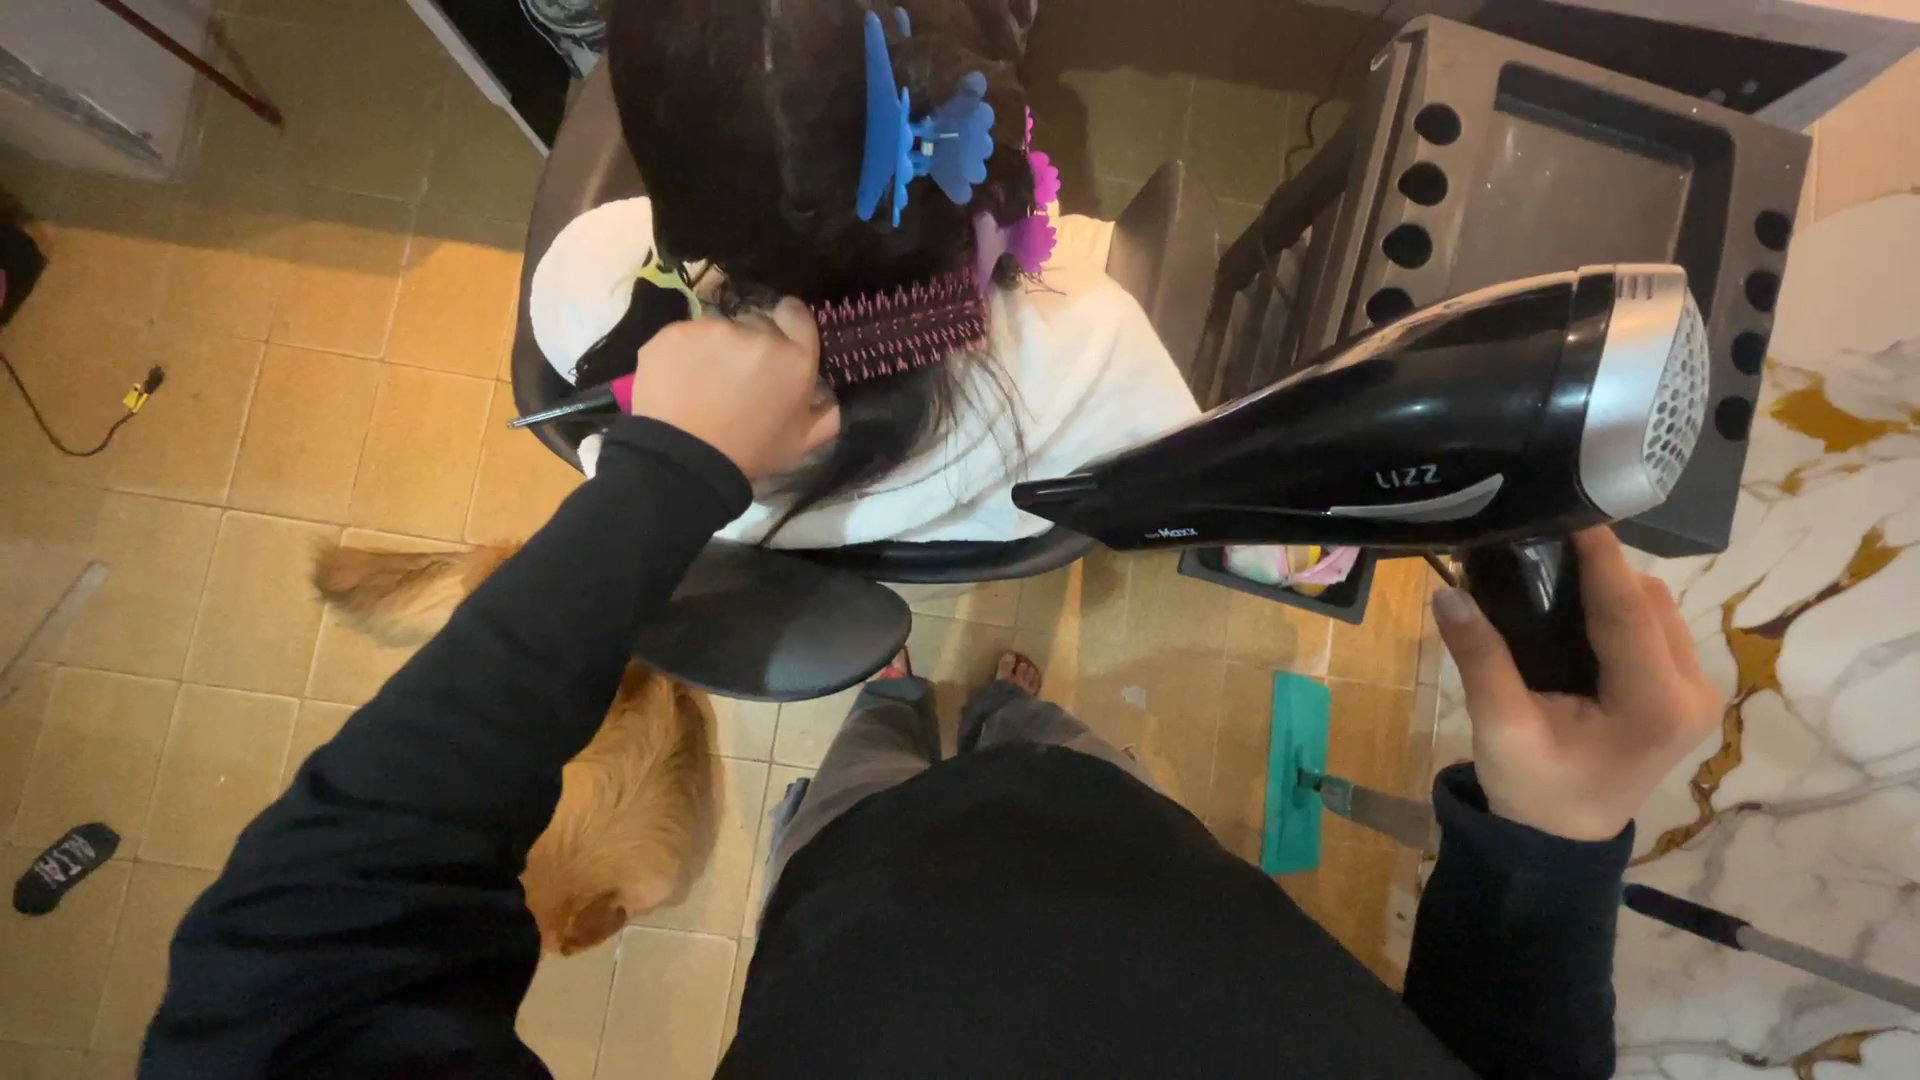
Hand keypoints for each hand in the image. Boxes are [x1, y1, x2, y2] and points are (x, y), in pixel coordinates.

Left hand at [626, 298, 839, 478]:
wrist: (683, 462)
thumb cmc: (749, 453)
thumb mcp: (802, 442)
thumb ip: (827, 413)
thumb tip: (833, 396)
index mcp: (795, 359)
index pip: (796, 315)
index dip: (788, 327)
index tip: (778, 347)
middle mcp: (758, 334)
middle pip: (757, 323)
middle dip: (752, 343)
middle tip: (739, 378)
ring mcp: (713, 329)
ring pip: (719, 329)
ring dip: (717, 348)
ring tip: (705, 384)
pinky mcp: (675, 332)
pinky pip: (686, 336)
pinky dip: (685, 353)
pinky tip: (681, 381)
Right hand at [1432, 528, 1720, 841]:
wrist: (1558, 837)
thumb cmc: (1533, 785)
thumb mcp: (1500, 723)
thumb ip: (1481, 657)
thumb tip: (1447, 593)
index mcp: (1654, 702)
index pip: (1629, 611)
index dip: (1601, 558)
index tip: (1573, 510)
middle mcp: (1691, 691)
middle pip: (1651, 602)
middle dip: (1601, 566)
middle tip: (1538, 538)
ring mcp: (1690, 692)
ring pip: (1657, 611)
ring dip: (1609, 584)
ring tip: (1549, 563)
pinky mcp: (1674, 693)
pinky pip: (1651, 629)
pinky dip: (1614, 606)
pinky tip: (1569, 600)